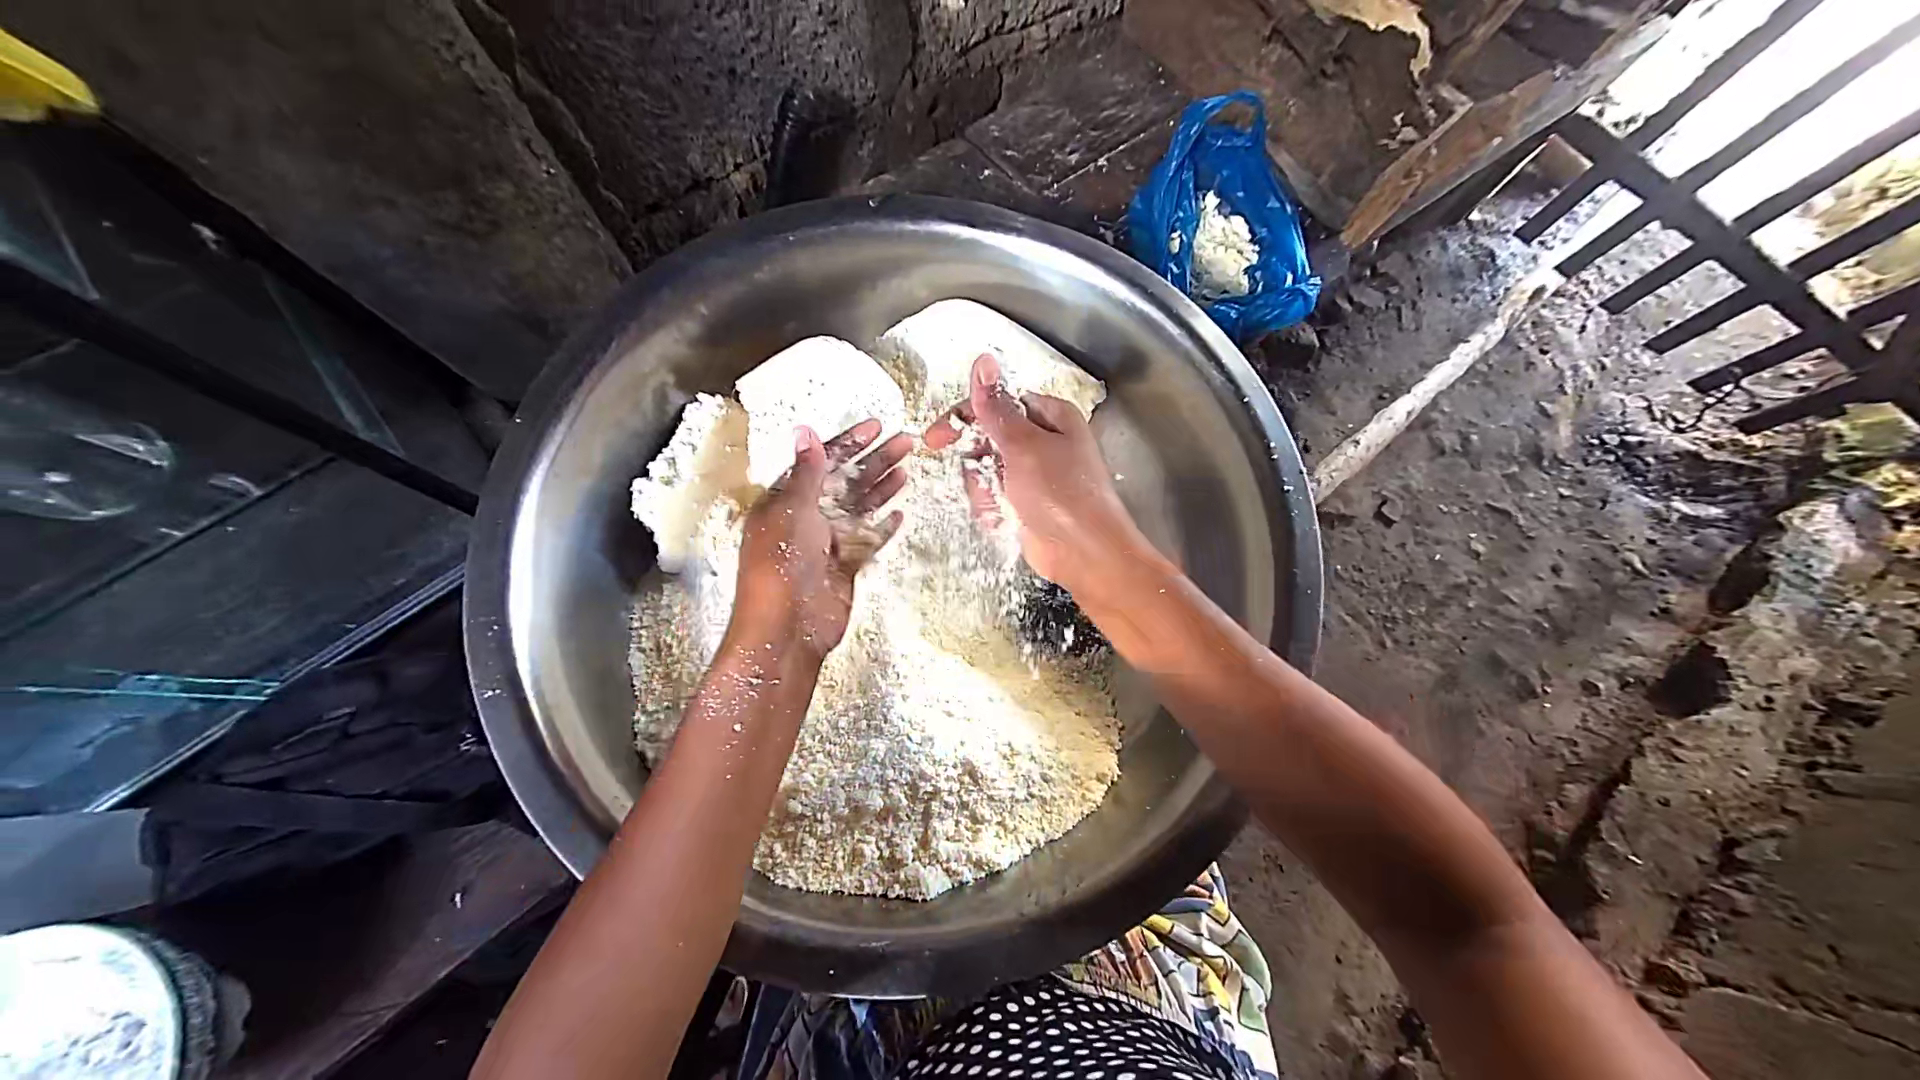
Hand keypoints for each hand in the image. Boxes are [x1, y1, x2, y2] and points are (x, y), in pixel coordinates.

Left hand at [731, 420, 909, 661]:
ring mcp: (828, 542)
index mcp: (788, 500)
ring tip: (907, 467)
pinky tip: (899, 514)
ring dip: (882, 486)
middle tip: (904, 441)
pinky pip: (868, 540)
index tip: (875, 425)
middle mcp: (808, 517)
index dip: (848, 442)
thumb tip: (806, 432)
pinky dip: (883, 527)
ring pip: (861, 506)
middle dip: (875, 459)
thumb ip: (806, 472)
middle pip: (847, 480)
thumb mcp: (792, 511)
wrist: (789, 627)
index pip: (822, 461)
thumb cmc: (781, 567)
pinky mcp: (845, 566)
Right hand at [924, 353, 1157, 596]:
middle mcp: (1044, 441)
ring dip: (984, 489)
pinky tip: (1001, 520)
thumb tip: (983, 361)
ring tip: (998, 505)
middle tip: (976, 481)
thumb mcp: (1023, 445)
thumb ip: (996, 407)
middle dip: (977, 463)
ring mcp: (1034, 475)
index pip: (997, 403)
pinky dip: (992, 507)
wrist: (1083, 553)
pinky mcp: (1027, 503)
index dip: (965, 417)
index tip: (937, 437)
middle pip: (988, 438)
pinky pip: (994, 496)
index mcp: (1051, 417)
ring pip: (987, 471)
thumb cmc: (1061, 494)